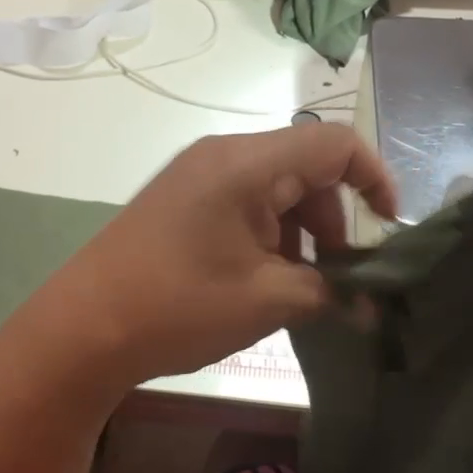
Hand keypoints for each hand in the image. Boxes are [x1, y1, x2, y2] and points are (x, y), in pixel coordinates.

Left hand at [14, 123, 397, 390]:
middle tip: (339, 279)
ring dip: (301, 235)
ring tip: (299, 292)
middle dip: (335, 221)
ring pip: (276, 189)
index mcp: (247, 162)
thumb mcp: (266, 300)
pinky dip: (268, 237)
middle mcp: (223, 155)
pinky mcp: (182, 200)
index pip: (334, 143)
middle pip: (306, 168)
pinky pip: (245, 203)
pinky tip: (262, 285)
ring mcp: (197, 175)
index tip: (390, 229)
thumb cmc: (178, 305)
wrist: (82, 329)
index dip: (374, 179)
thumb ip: (330, 292)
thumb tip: (372, 302)